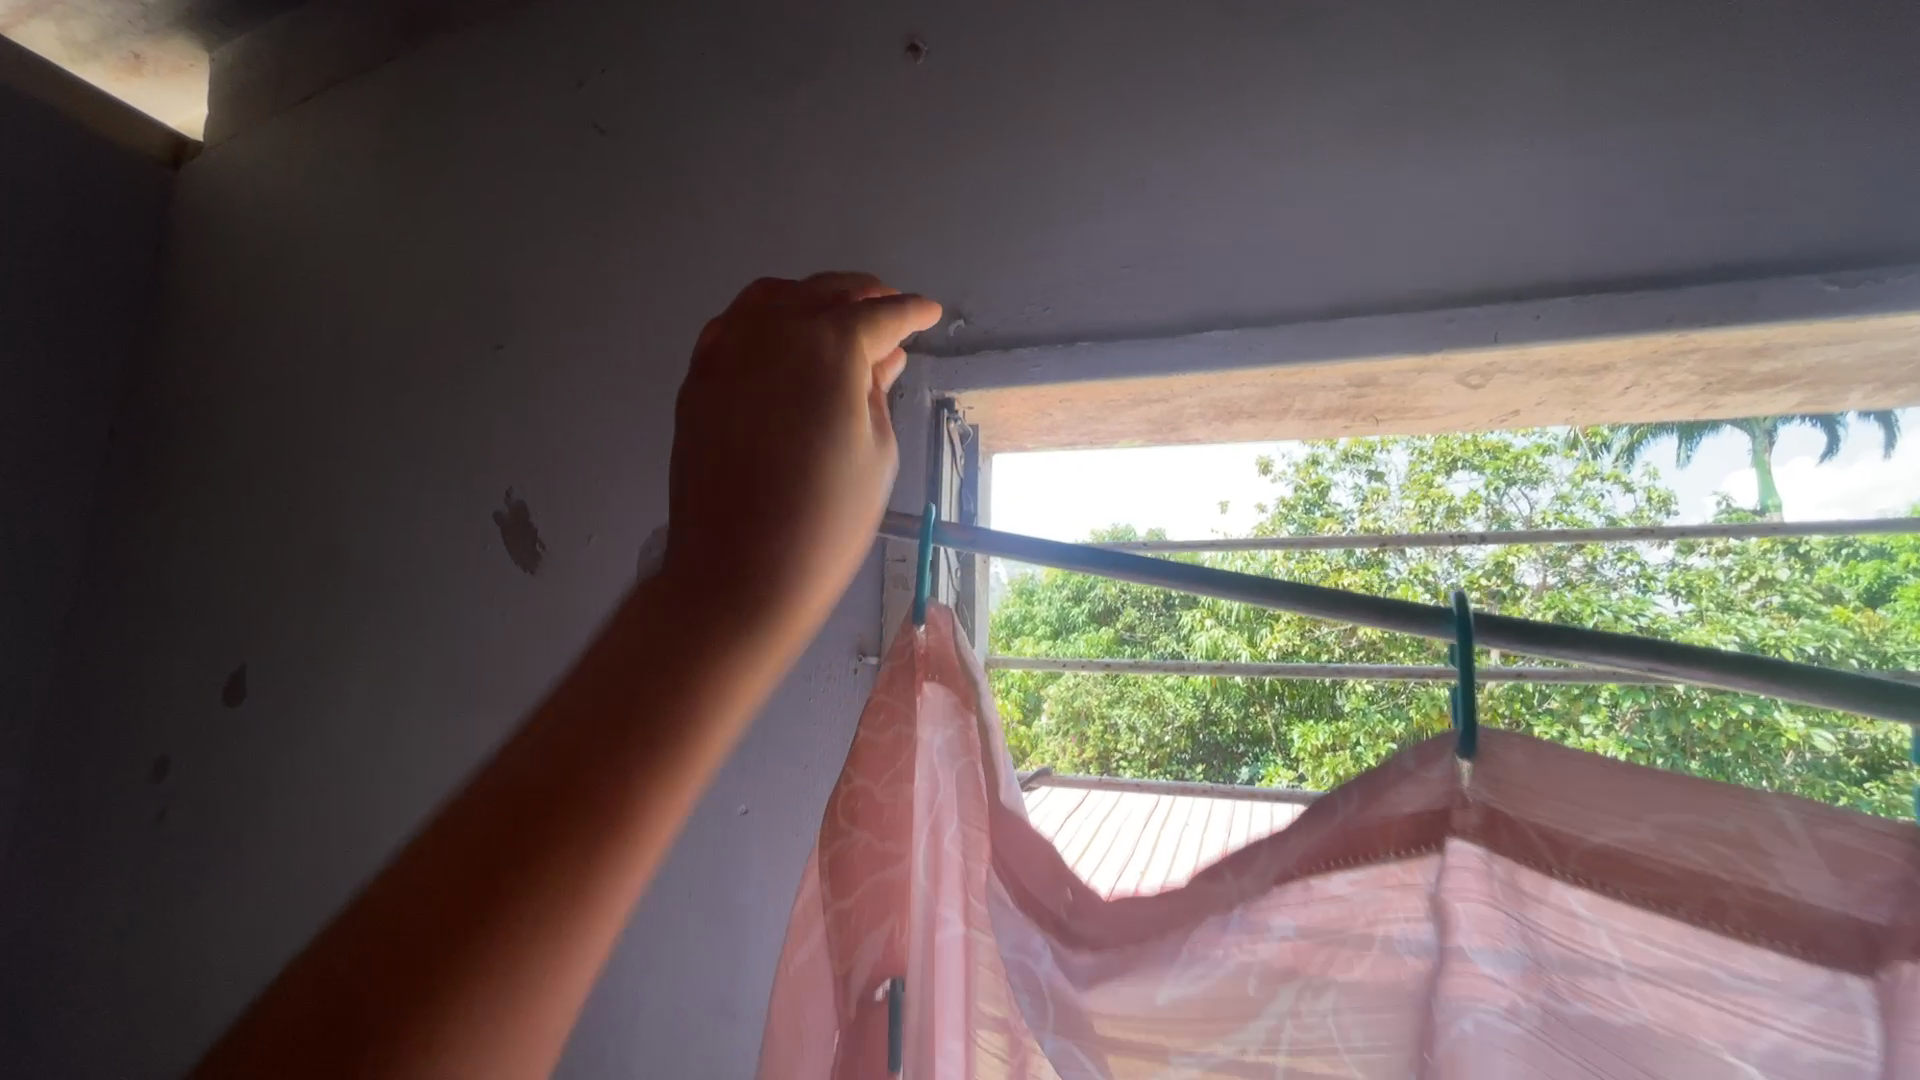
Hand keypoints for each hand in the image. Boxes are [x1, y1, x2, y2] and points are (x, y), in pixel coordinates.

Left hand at [663, 273, 941, 634]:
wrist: (738, 572)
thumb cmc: (826, 521)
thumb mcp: (876, 452)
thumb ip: (876, 391)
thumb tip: (881, 357)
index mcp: (830, 345)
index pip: (880, 315)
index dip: (911, 313)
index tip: (929, 313)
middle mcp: (773, 330)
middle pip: (825, 292)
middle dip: (865, 294)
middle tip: (891, 308)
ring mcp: (726, 350)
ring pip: (774, 298)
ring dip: (812, 298)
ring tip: (839, 316)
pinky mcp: (698, 378)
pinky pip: (734, 326)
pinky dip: (765, 320)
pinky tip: (781, 341)